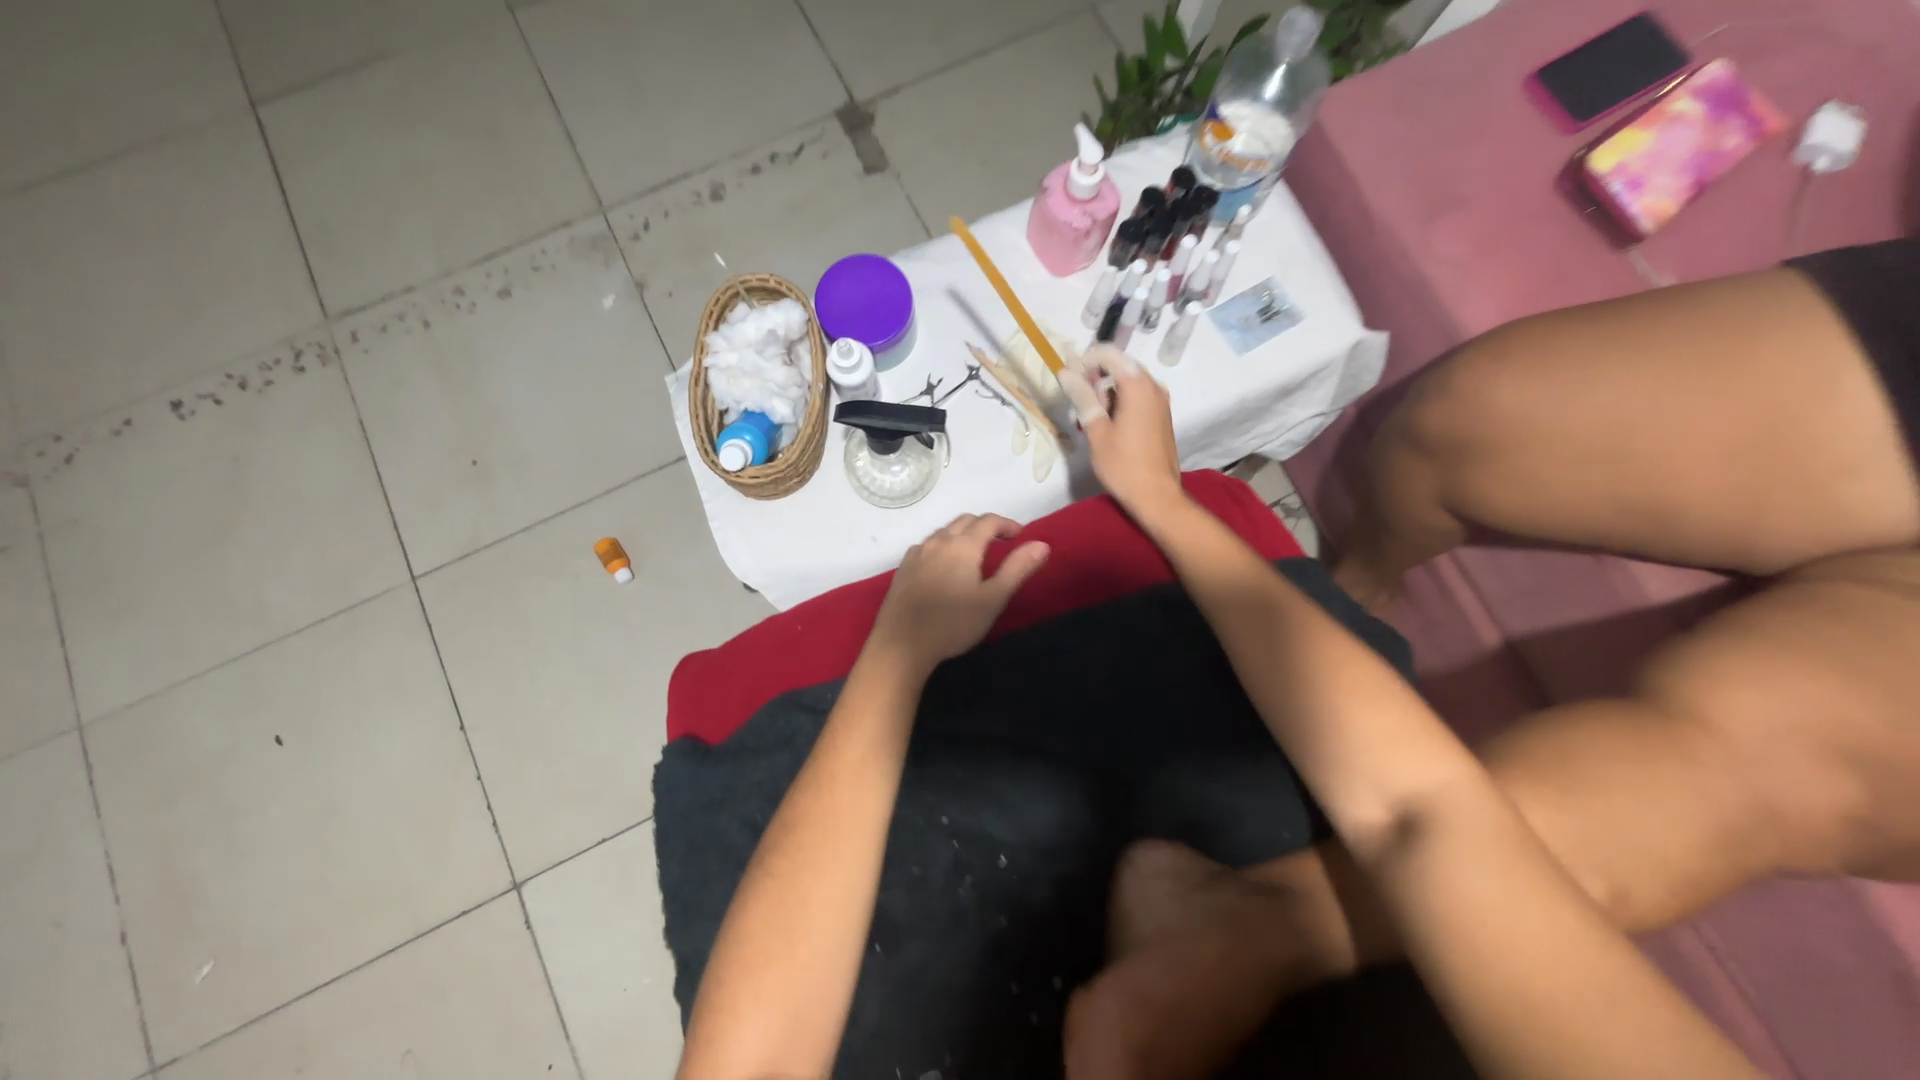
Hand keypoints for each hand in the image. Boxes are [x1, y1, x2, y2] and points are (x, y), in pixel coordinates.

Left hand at [869, 514, 1049, 672]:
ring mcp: (917, 554)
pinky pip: (927, 546)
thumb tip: (1042, 544)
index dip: (1006, 524)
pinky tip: (944, 566)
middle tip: (1000, 541)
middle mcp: (938, 542)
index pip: (988, 521)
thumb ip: (1017, 569)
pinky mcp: (903, 569)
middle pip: (964, 521)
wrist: (902, 644)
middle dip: (985, 526)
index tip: (1020, 535)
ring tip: (974, 553)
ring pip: (943, 532)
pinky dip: (943, 546)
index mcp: (962, 546)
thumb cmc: (953, 623)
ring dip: (962, 534)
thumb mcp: (993, 599)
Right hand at [1072, 345, 1186, 518]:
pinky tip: (1107, 428)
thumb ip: (1082, 396)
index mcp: (1137, 385)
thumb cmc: (1123, 465)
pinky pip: (1137, 398)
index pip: (1108, 354)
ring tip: (1089, 422)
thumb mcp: (1096, 430)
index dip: (1085, 361)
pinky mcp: (1162, 415)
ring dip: (1105, 395)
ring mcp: (1160, 401)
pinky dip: (1120, 404)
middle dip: (1095, 381)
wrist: (1156, 495)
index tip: (1071, 382)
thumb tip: (1065, 372)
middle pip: (1118, 368)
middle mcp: (1153, 386)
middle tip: (1078, 408)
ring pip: (1127, 384)